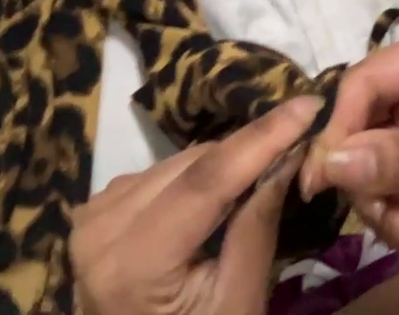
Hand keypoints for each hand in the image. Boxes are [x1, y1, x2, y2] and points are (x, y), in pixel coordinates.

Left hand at [71, 94, 319, 314]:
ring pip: (175, 163)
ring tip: (267, 163)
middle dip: (248, 147)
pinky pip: (156, 175)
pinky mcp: (94, 210)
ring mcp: (91, 215)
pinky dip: (194, 175)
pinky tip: (221, 190)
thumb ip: (256, 226)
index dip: (261, 137)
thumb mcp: (238, 305)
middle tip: (300, 134)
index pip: (206, 179)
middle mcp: (100, 226)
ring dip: (223, 161)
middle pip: (190, 165)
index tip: (307, 104)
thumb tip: (288, 153)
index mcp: (132, 262)